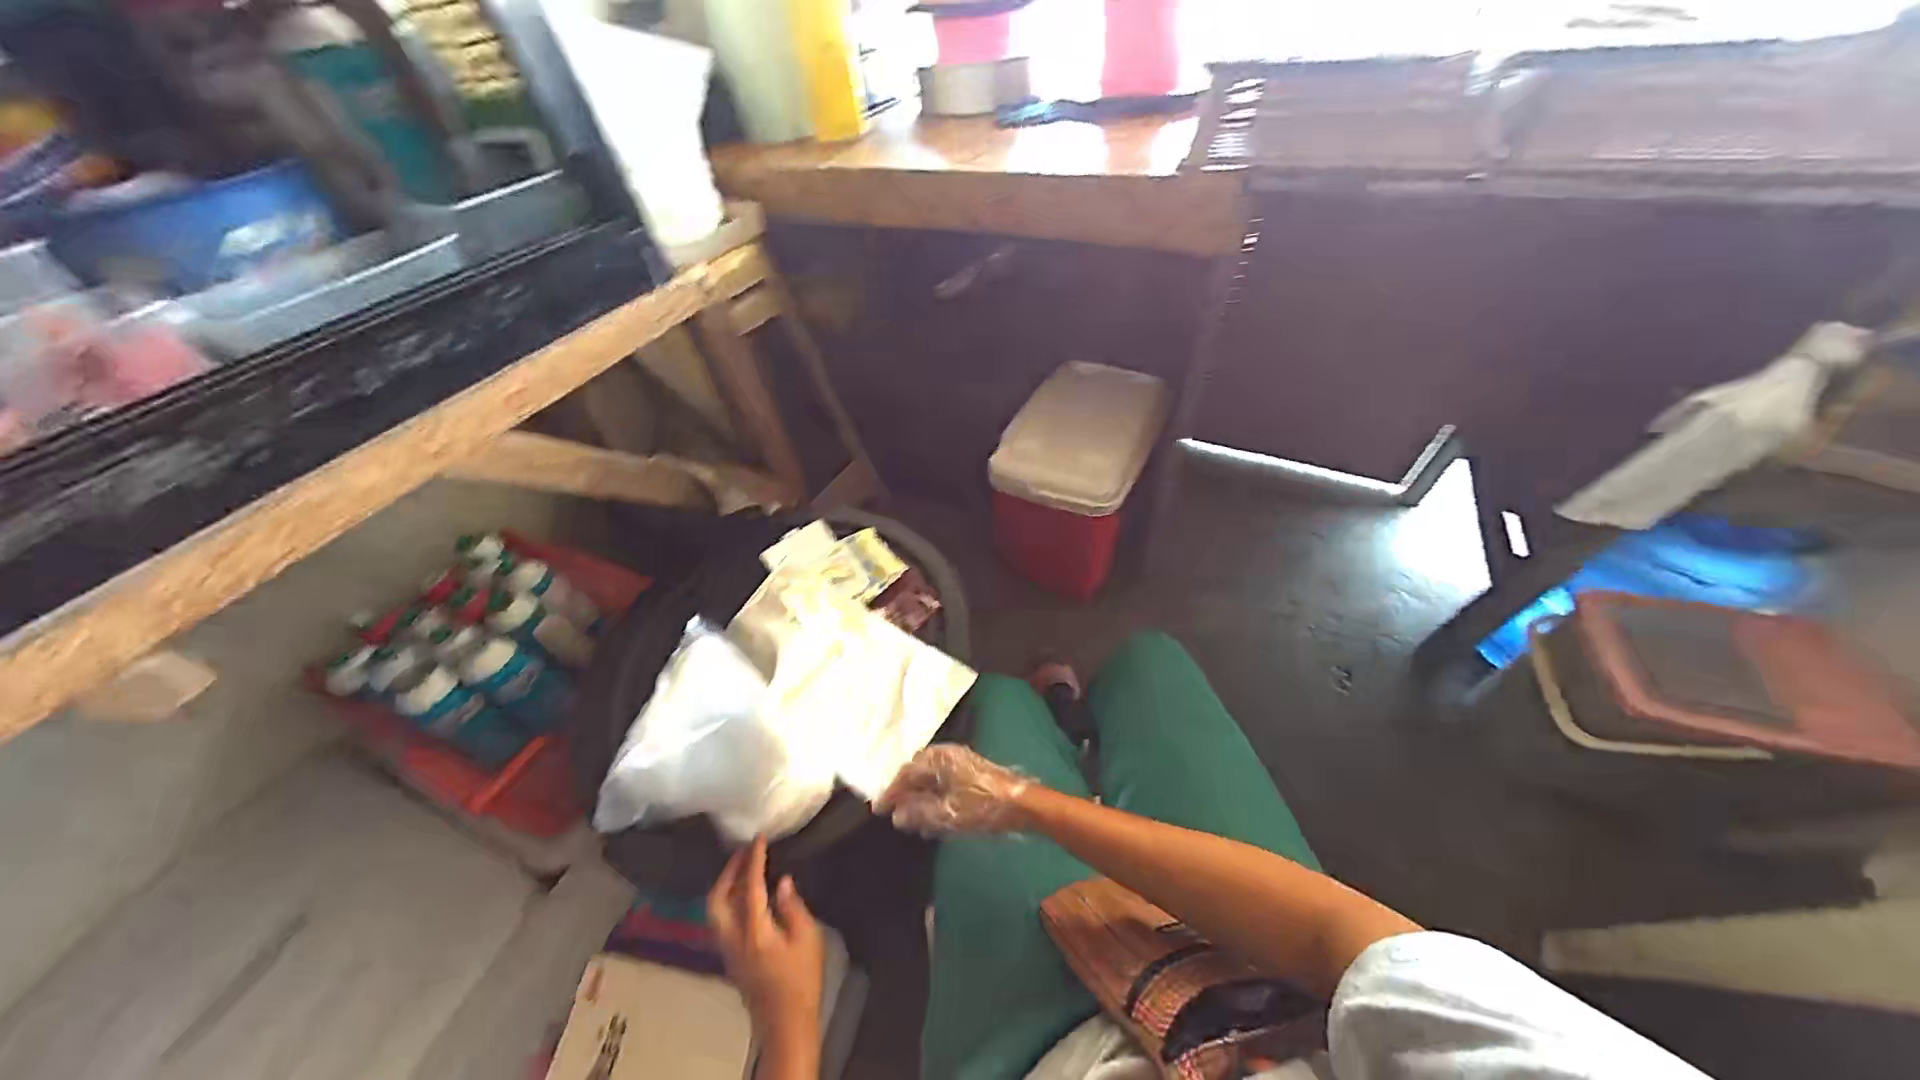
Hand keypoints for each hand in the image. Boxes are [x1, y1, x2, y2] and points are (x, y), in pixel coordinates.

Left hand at [707, 837, 826, 1051]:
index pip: (749, 888)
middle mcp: (733, 939)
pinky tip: (747, 894)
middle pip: (716, 900)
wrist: (786, 1023)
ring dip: (726, 885)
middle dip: (728, 872)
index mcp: (754, 932)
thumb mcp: (808, 938)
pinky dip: (729, 899)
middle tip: (744, 852)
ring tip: (744, 868)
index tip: (758, 839)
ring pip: (715, 911)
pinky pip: (721, 920)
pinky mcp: (730, 958)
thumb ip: (793, 907)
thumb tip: (782, 883)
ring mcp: (728, 951)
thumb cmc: (802, 979)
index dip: (753, 860)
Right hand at [874, 743, 1031, 833]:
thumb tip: (896, 815)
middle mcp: (948, 755)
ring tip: (910, 817)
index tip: (878, 810)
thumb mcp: (948, 814)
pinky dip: (933, 795)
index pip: (906, 773)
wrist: (1023, 805)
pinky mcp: (971, 773)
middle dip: (904, 790)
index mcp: (940, 758)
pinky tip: (932, 814)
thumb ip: (919, 813)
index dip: (891, 792)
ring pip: (930, 777)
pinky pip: (943, 781)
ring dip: (918, 794)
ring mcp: (961, 762)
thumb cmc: (983, 806)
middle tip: (893, 811)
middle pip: (917, 771)